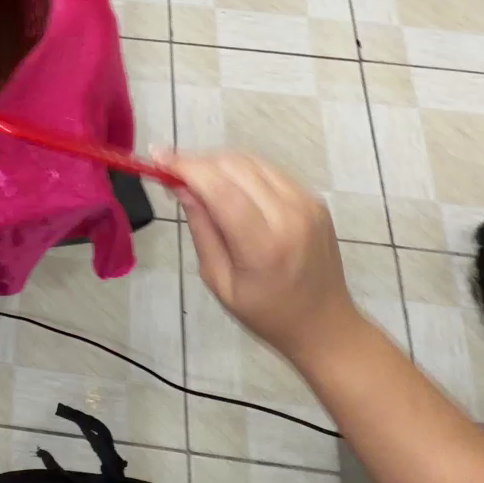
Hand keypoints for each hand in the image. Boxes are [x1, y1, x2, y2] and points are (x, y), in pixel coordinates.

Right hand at [162, 150, 365, 364]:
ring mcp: (306, 204)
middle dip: (197, 162)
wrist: (325, 325)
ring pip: (251, 161)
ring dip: (218, 162)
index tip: (157, 157)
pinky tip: (227, 183)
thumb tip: (180, 187)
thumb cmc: (265, 312)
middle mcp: (289, 216)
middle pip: (234, 167)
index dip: (185, 167)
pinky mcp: (314, 200)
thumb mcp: (219, 280)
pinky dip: (241, 169)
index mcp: (262, 245)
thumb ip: (201, 229)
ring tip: (196, 176)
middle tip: (172, 169)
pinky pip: (269, 171)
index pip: (219, 189)